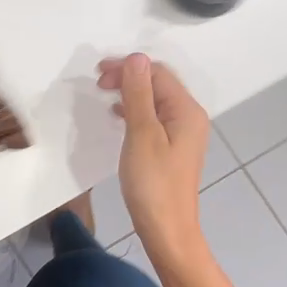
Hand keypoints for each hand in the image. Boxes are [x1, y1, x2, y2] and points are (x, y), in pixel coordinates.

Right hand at [97, 53, 211, 264]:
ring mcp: (182, 133)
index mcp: (186, 110)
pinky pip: (153, 116)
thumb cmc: (153, 183)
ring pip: (154, 100)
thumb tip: (136, 58)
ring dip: (130, 92)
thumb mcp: (142, 134)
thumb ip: (138, 95)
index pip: (157, 73)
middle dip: (128, 77)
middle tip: (97, 83)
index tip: (97, 74)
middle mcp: (189, 116)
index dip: (128, 67)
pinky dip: (134, 110)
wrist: (166, 228)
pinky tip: (118, 116)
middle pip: (159, 83)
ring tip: (104, 95)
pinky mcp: (172, 147)